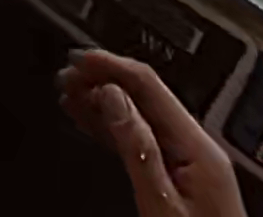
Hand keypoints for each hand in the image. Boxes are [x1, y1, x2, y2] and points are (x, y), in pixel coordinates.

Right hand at [58, 50, 247, 216]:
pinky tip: (87, 118)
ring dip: (101, 98)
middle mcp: (195, 147)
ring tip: (68, 92)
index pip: (148, 85)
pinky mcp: (178, 178)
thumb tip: (112, 94)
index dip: (109, 65)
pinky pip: (138, 136)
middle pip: (143, 95)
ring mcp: (188, 163)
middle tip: (64, 77)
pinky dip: (109, 122)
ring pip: (137, 113)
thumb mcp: (163, 208)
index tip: (76, 60)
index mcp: (198, 148)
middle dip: (101, 79)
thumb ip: (138, 147)